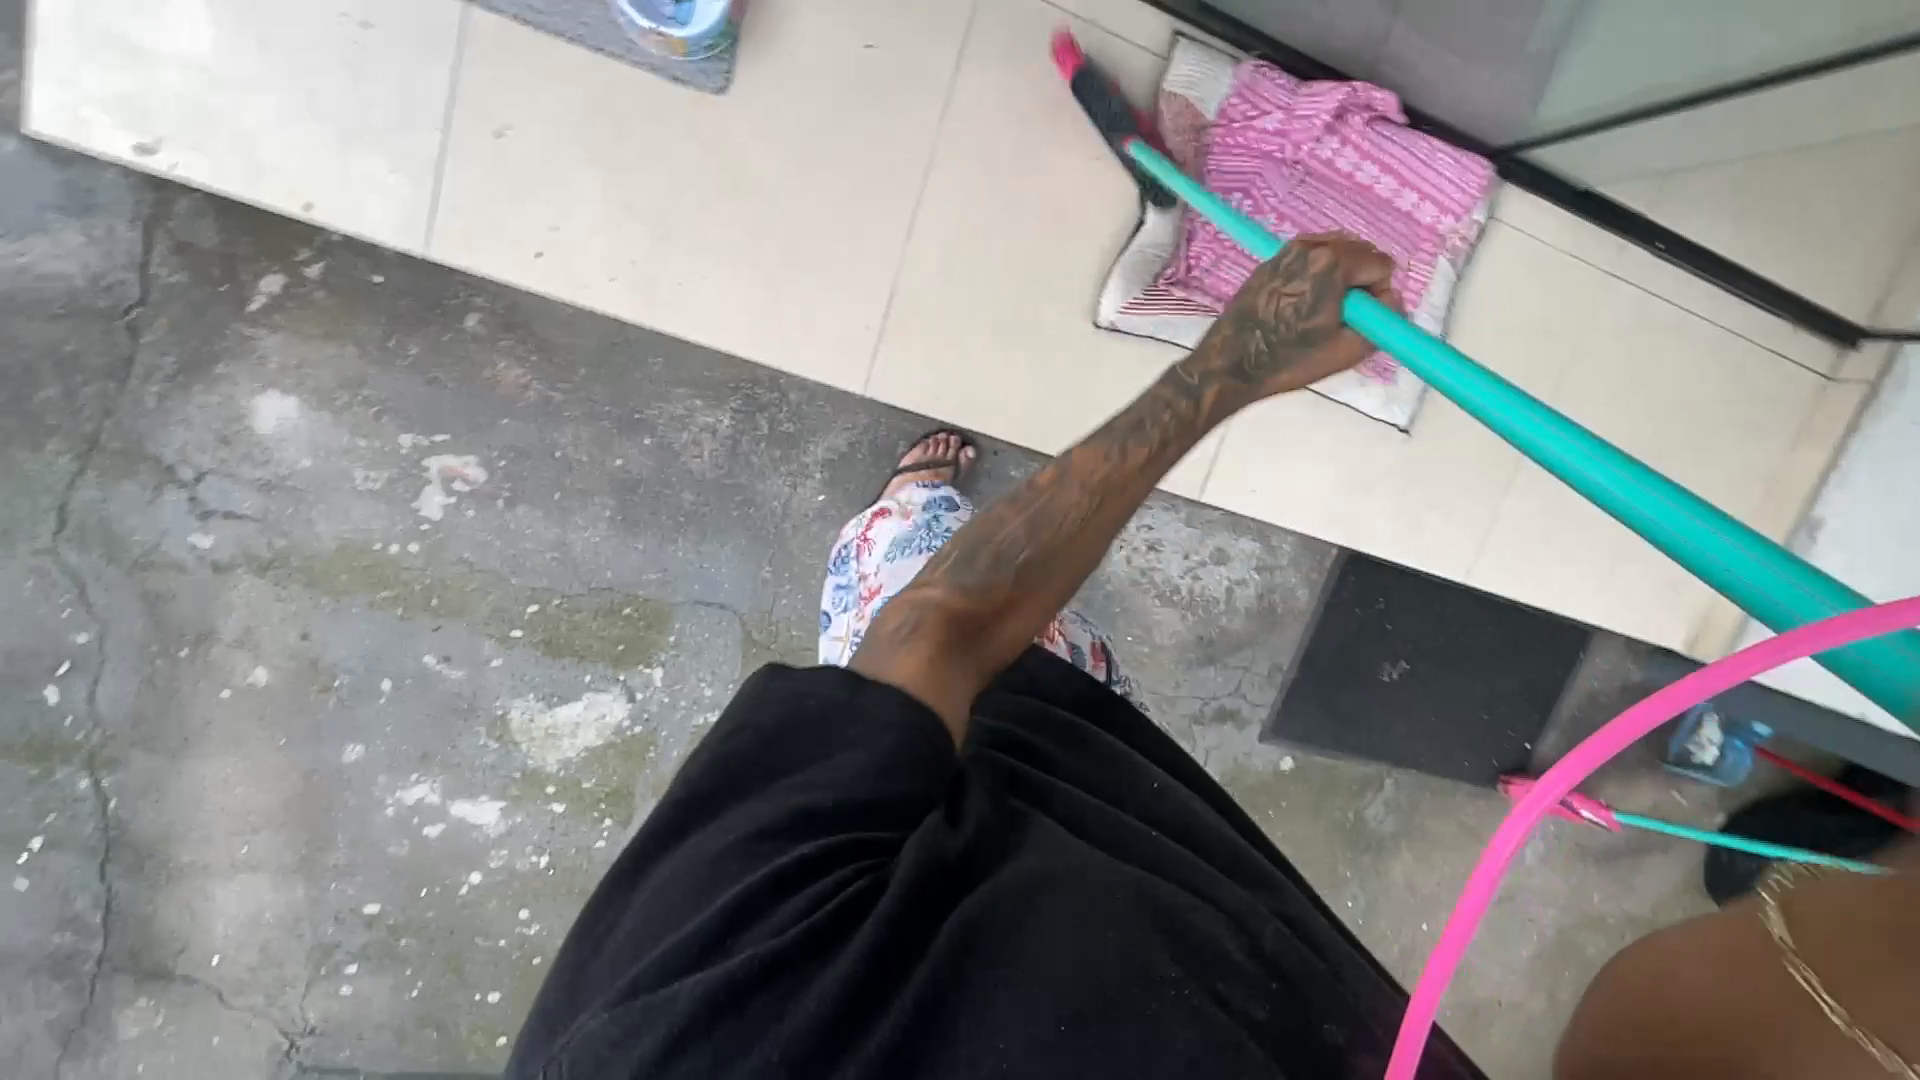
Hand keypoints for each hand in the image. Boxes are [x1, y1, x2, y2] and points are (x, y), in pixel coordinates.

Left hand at [1183, 232, 1400, 405]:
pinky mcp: (1268, 262)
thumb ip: (1384, 320)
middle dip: (1360, 280)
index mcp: (1332, 262)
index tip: (1360, 318)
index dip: (1378, 293)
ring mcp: (1285, 251)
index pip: (1381, 264)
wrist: (1229, 365)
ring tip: (1322, 310)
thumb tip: (1392, 300)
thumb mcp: (1348, 349)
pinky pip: (1308, 258)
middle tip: (1342, 315)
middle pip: (1358, 252)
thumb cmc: (1288, 360)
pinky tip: (1302, 302)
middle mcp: (1309, 246)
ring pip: (1333, 251)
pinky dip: (1315, 274)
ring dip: (1339, 275)